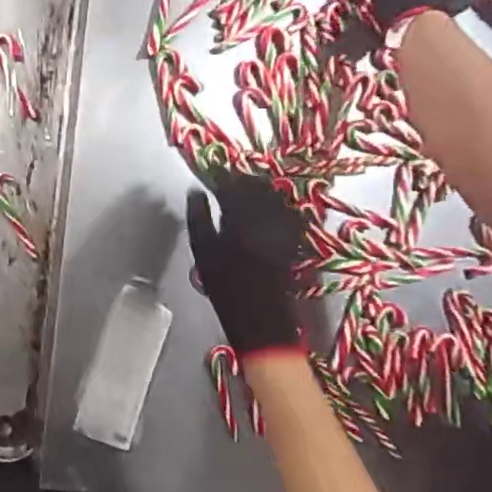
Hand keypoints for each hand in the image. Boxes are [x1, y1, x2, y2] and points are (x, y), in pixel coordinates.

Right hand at [186, 173, 309, 356]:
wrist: (260, 317)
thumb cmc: (226, 288)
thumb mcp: (203, 252)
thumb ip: (198, 217)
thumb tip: (195, 191)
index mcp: (241, 218)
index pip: (231, 185)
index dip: (220, 176)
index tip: (209, 173)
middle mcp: (267, 216)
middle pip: (256, 185)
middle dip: (241, 179)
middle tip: (226, 180)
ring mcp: (285, 225)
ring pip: (273, 195)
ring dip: (259, 189)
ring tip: (244, 191)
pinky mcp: (295, 235)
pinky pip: (286, 210)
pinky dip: (274, 204)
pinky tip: (266, 208)